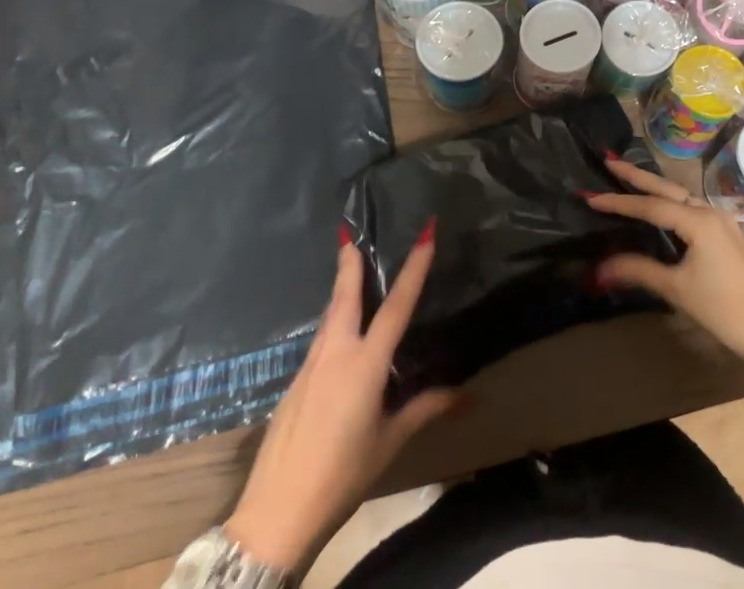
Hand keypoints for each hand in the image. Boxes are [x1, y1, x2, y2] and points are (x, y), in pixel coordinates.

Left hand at [224, 221, 457, 569]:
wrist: (277, 510)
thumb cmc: (342, 474)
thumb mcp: (389, 442)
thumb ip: (424, 410)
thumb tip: (466, 396)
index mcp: (364, 365)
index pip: (397, 307)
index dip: (414, 268)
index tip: (424, 233)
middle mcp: (334, 356)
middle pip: (345, 300)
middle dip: (349, 265)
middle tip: (349, 235)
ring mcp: (309, 370)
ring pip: (328, 320)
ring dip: (340, 293)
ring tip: (349, 272)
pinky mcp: (295, 386)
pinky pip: (320, 344)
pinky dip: (333, 326)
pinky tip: (339, 338)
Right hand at [586, 157, 743, 363]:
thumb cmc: (719, 307)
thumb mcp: (675, 288)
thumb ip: (638, 270)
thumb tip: (600, 268)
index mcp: (699, 222)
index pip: (651, 206)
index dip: (619, 202)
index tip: (590, 196)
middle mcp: (711, 213)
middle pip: (668, 189)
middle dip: (638, 176)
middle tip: (610, 163)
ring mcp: (721, 221)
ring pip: (682, 197)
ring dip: (655, 188)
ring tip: (628, 179)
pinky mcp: (725, 233)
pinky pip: (693, 209)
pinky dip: (671, 203)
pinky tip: (659, 207)